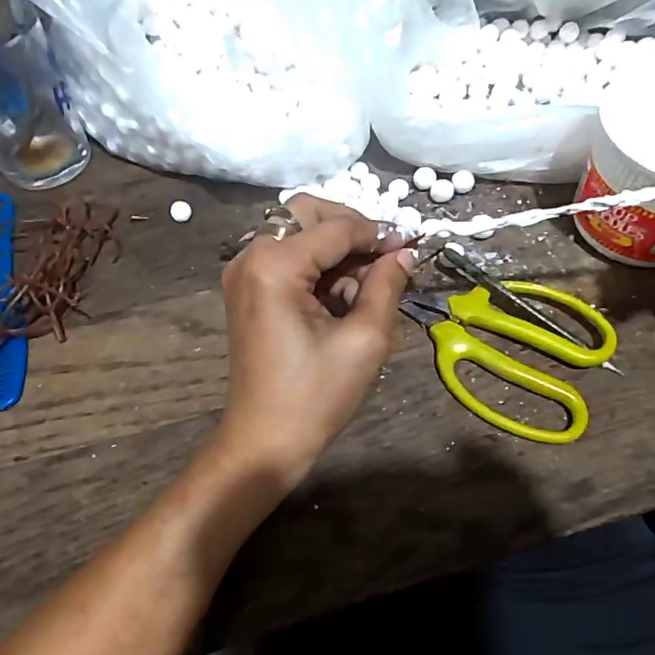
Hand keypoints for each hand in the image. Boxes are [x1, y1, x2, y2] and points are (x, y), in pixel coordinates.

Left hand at [212, 195, 416, 489]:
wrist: (265, 441)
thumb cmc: (316, 396)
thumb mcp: (365, 339)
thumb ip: (387, 285)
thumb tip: (405, 252)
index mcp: (274, 266)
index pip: (335, 227)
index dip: (378, 234)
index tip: (411, 247)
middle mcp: (250, 257)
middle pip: (306, 213)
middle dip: (349, 229)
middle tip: (383, 259)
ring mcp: (243, 274)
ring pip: (297, 233)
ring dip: (334, 251)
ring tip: (364, 292)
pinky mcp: (246, 291)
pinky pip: (286, 258)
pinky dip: (317, 267)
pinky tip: (341, 300)